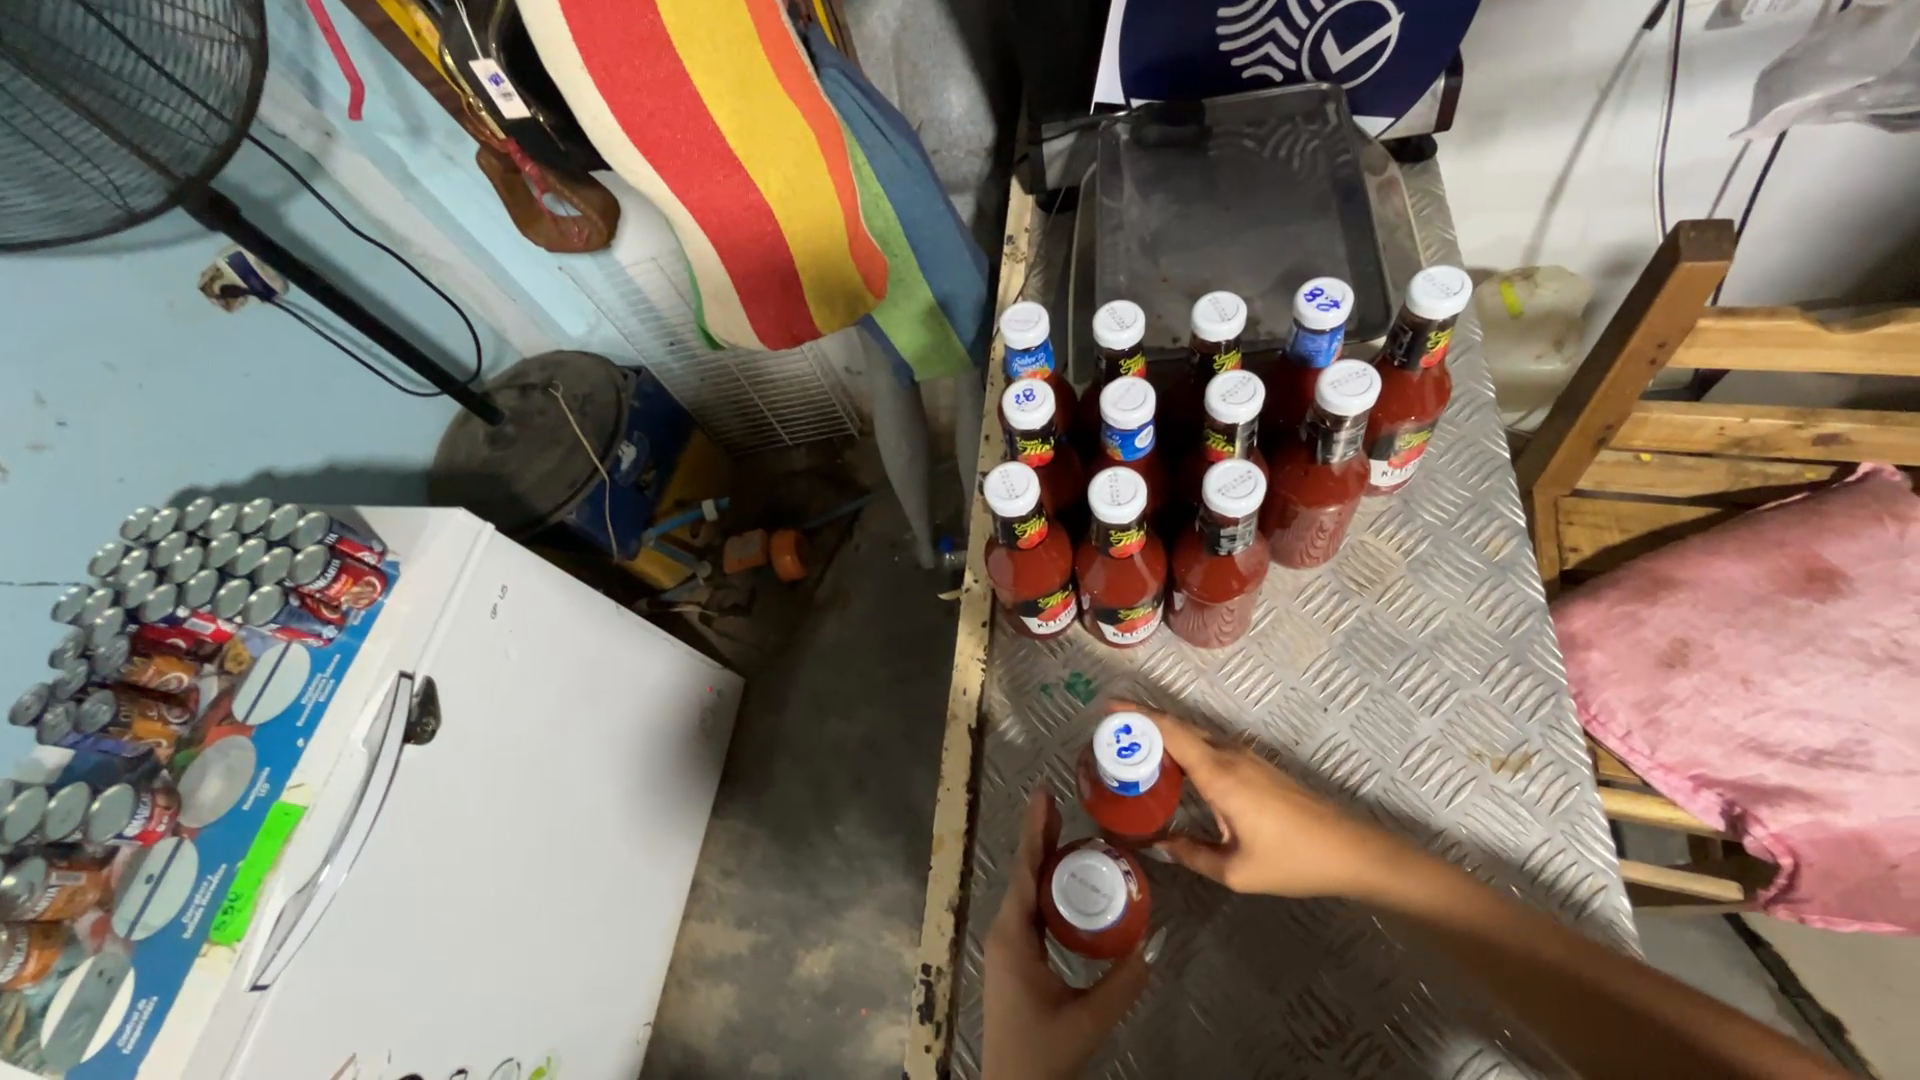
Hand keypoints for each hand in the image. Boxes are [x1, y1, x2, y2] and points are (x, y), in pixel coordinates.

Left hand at [983, 788, 1149, 1079]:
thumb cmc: (1042, 1052)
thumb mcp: (1089, 1018)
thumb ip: (1123, 981)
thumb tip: (1156, 942)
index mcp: (1013, 937)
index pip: (1024, 871)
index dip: (1035, 832)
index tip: (1043, 796)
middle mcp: (1004, 932)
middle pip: (1023, 872)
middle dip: (1038, 835)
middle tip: (1054, 798)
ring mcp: (1006, 944)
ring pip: (1024, 889)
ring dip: (1040, 857)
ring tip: (1061, 827)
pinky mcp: (1014, 956)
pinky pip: (1029, 908)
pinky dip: (1044, 885)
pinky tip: (1062, 879)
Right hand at [1124, 702, 1418, 899]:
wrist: (1351, 851)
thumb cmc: (1293, 860)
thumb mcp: (1236, 870)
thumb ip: (1191, 854)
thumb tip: (1158, 845)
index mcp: (1220, 774)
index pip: (1171, 732)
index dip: (1138, 716)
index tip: (1108, 708)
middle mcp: (1230, 756)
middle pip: (1179, 726)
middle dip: (1143, 721)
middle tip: (1110, 732)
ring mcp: (1246, 757)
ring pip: (1195, 734)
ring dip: (1164, 733)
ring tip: (1132, 746)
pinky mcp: (1256, 766)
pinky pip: (1209, 746)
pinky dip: (1183, 746)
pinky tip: (1173, 766)